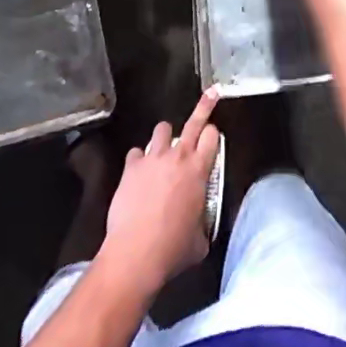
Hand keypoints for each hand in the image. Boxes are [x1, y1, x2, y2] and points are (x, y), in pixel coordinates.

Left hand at [96, 91, 221, 296]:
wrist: (136, 253)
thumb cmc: (174, 249)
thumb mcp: (200, 238)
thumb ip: (203, 222)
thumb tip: (201, 226)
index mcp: (199, 170)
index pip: (213, 136)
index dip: (214, 135)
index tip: (213, 138)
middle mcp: (178, 157)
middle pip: (194, 121)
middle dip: (205, 105)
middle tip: (212, 93)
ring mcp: (153, 158)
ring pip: (162, 129)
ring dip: (165, 137)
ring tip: (163, 150)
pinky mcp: (131, 166)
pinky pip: (137, 152)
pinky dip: (139, 160)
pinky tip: (138, 174)